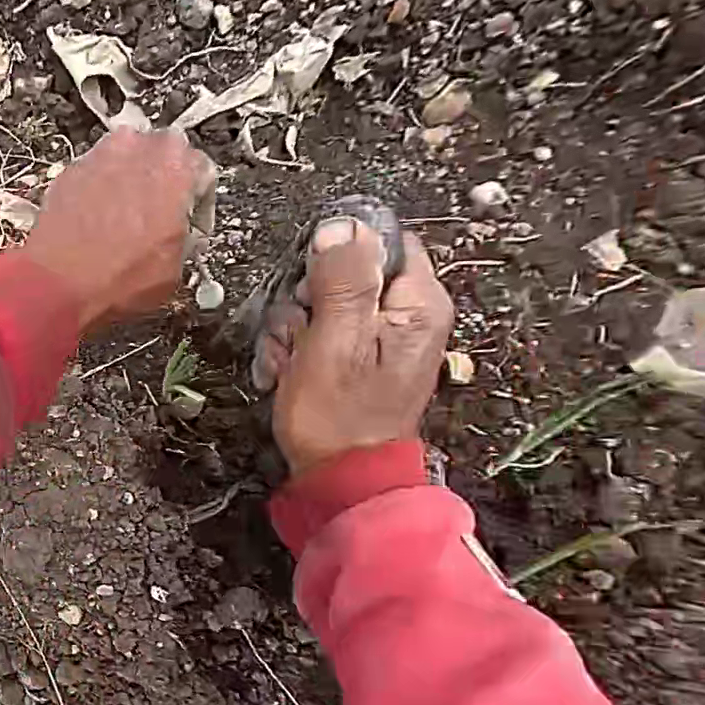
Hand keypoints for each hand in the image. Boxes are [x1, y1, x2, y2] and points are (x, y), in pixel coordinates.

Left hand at [21, 127, 215, 329]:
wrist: (61, 284)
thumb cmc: (117, 275)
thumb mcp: (176, 268)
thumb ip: (185, 236)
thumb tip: (179, 237)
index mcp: (176, 165)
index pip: (202, 170)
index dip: (200, 204)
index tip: (194, 224)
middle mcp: (137, 148)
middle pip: (162, 158)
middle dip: (165, 186)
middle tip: (163, 220)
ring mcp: (100, 155)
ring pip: (128, 163)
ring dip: (133, 186)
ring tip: (130, 224)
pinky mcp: (71, 170)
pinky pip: (97, 175)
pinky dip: (102, 193)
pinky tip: (103, 226)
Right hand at [273, 220, 452, 475]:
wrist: (337, 478)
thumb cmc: (339, 417)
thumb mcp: (337, 341)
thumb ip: (342, 279)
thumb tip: (342, 226)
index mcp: (417, 305)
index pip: (383, 241)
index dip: (340, 253)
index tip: (311, 284)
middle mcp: (404, 316)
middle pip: (345, 271)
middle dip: (305, 299)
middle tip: (298, 333)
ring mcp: (377, 338)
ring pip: (321, 302)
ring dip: (292, 329)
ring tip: (288, 363)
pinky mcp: (354, 356)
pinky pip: (317, 331)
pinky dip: (295, 348)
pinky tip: (287, 372)